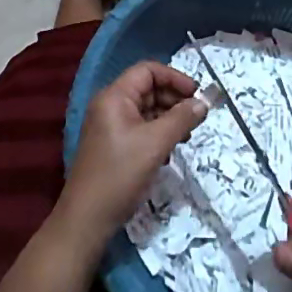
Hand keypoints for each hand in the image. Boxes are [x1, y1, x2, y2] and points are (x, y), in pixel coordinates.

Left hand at [57, 62, 207, 241]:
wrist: (86, 221)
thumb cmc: (120, 174)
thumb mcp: (156, 143)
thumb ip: (182, 118)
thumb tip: (204, 102)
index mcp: (114, 97)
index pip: (148, 70)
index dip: (175, 78)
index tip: (196, 94)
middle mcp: (109, 106)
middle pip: (148, 89)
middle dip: (174, 99)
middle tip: (195, 117)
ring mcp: (109, 126)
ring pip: (146, 110)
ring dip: (168, 118)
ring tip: (186, 135)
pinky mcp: (112, 145)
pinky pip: (140, 128)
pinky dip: (158, 133)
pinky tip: (170, 151)